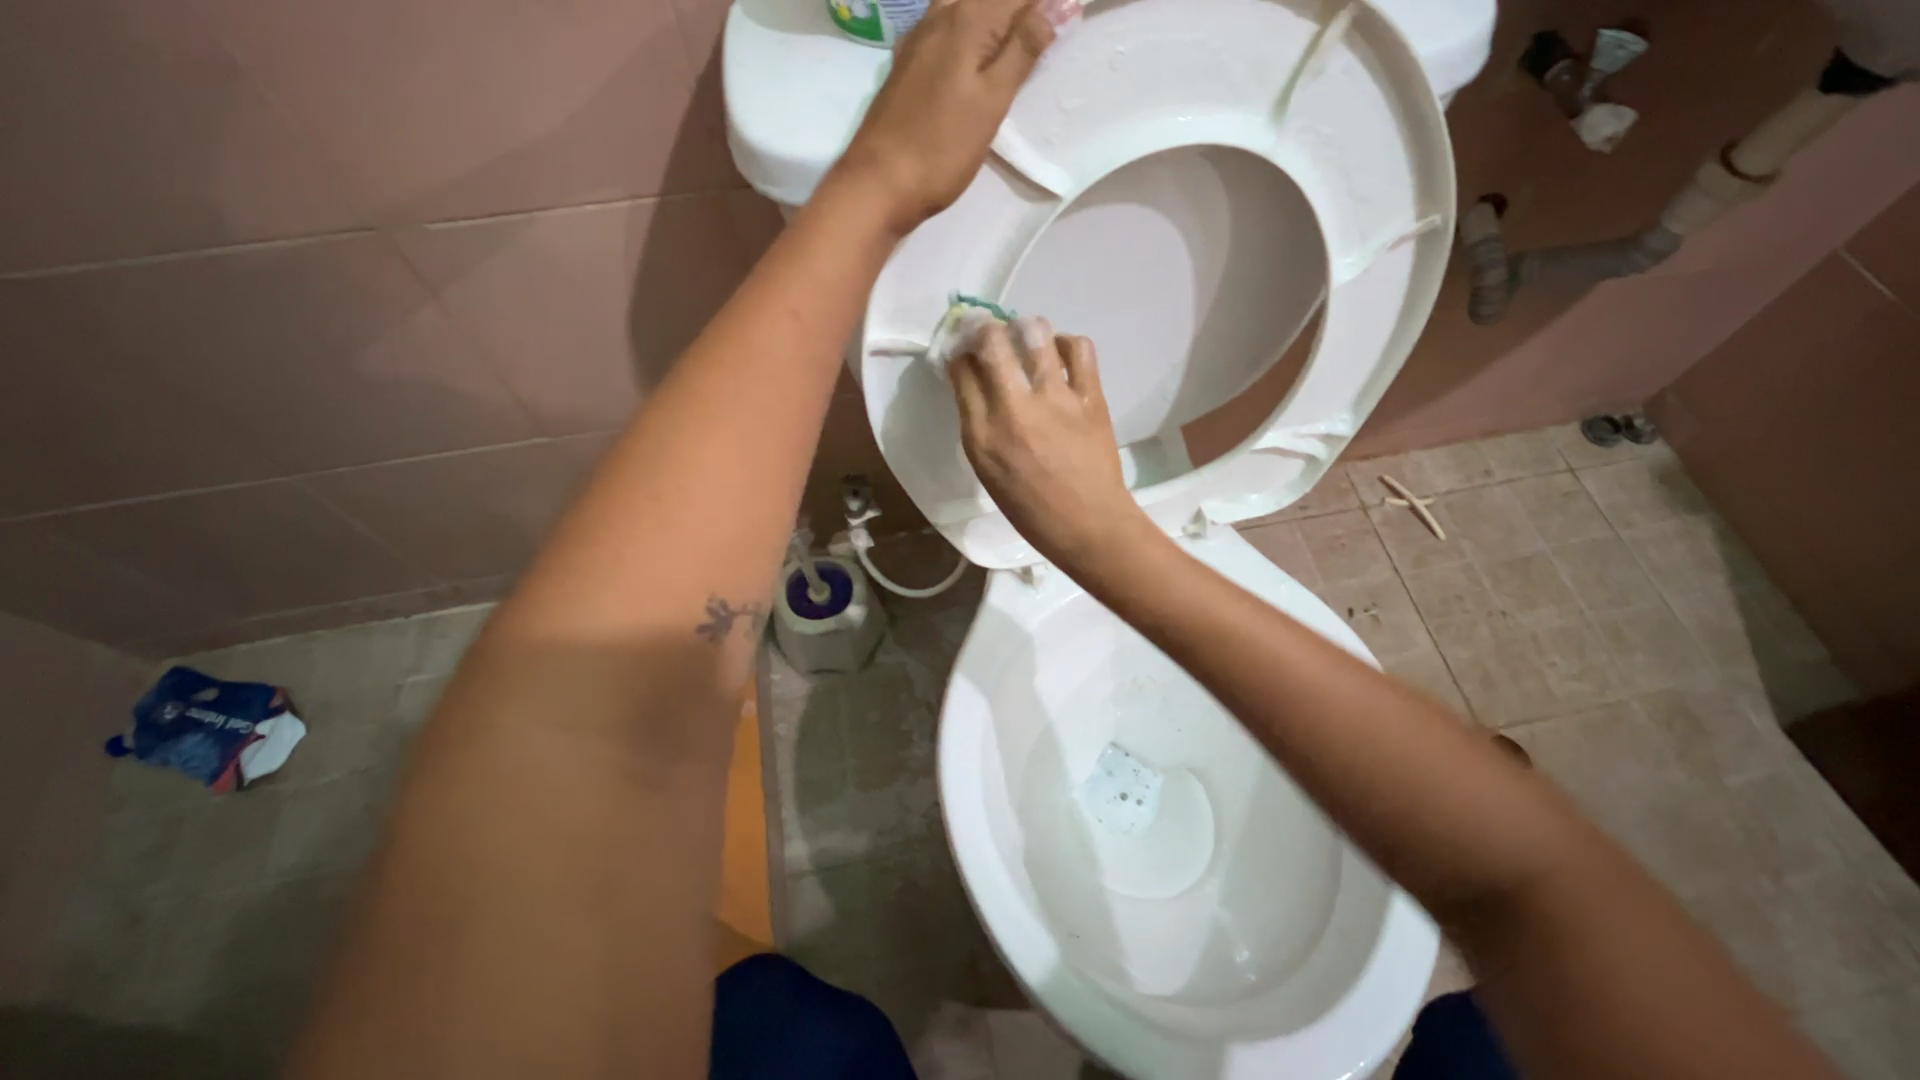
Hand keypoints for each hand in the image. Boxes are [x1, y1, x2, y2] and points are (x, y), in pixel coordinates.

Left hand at [833, 0, 1072, 234]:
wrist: (877, 184)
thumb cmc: (941, 148)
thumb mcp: (992, 100)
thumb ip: (1023, 48)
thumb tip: (1058, 4)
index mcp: (968, 18)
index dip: (1047, 3)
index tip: (1073, 12)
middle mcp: (940, 14)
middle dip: (1020, 8)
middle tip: (1048, 26)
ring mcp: (917, 38)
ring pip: (963, 3)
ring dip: (994, 13)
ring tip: (1019, 35)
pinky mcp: (906, 63)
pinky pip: (945, 23)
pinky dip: (969, 24)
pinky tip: (977, 44)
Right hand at [953, 319, 1156, 568]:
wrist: (1088, 525)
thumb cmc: (1031, 508)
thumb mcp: (987, 470)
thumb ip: (978, 423)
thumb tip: (974, 382)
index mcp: (981, 434)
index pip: (960, 370)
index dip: (960, 352)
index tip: (965, 351)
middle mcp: (1014, 409)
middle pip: (992, 341)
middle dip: (985, 328)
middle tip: (991, 334)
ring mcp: (1056, 399)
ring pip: (1035, 334)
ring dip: (1025, 327)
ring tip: (1025, 337)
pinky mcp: (1091, 398)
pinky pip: (1079, 349)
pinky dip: (1066, 342)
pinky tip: (1060, 353)